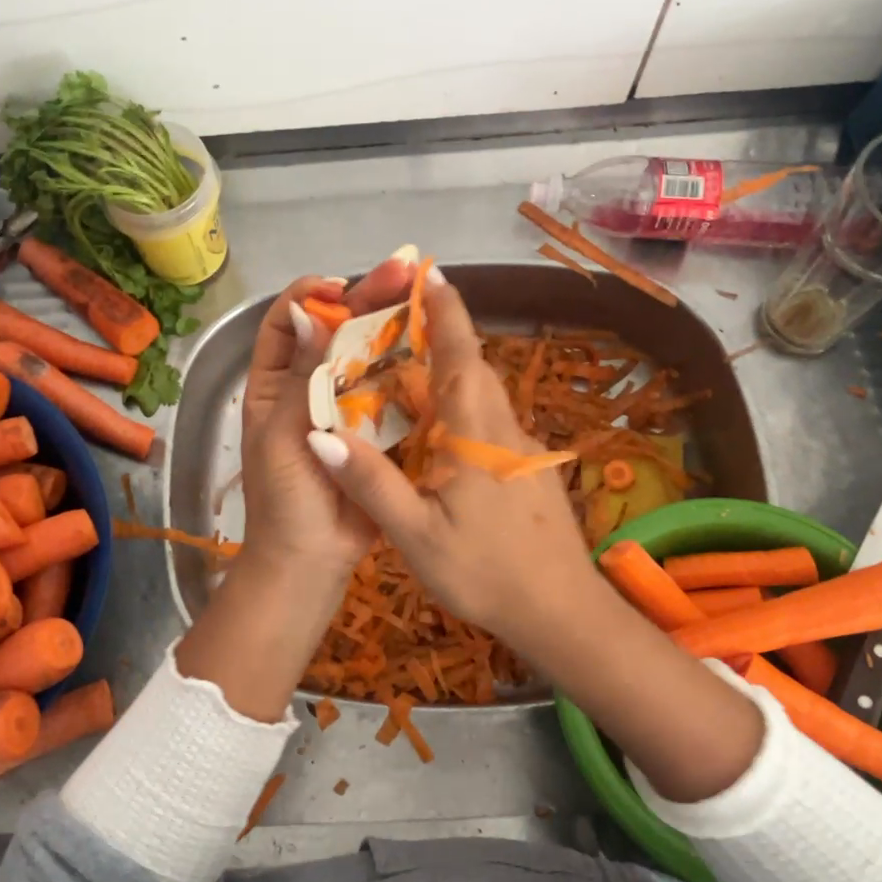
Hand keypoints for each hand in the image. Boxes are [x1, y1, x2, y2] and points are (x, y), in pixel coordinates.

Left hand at [236, 258, 413, 576]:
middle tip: (404, 270)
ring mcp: (347, 408)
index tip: (342, 286)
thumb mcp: (284, 432)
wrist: (311, 562)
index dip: (313, 297)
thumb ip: (301, 374)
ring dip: (395, 327)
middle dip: (366, 299)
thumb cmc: (285, 499)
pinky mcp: (378, 432)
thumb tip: (308, 310)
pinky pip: (395, 394)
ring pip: (370, 357)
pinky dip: (413, 370)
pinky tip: (437, 346)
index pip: (288, 322)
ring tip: (426, 296)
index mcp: (274, 385)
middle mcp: (310, 387)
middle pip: (337, 332)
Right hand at [310, 272, 764, 798]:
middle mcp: (503, 426)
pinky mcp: (525, 469)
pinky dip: (455, 407)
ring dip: (446, 372)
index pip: (459, 353)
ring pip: (479, 395)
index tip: (426, 271)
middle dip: (439, 333)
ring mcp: (519, 448)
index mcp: (476, 431)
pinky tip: (432, 430)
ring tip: (402, 367)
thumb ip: (371, 483)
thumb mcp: (416, 535)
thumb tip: (320, 435)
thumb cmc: (487, 572)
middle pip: (470, 366)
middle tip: (394, 317)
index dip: (443, 309)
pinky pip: (486, 422)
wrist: (561, 611)